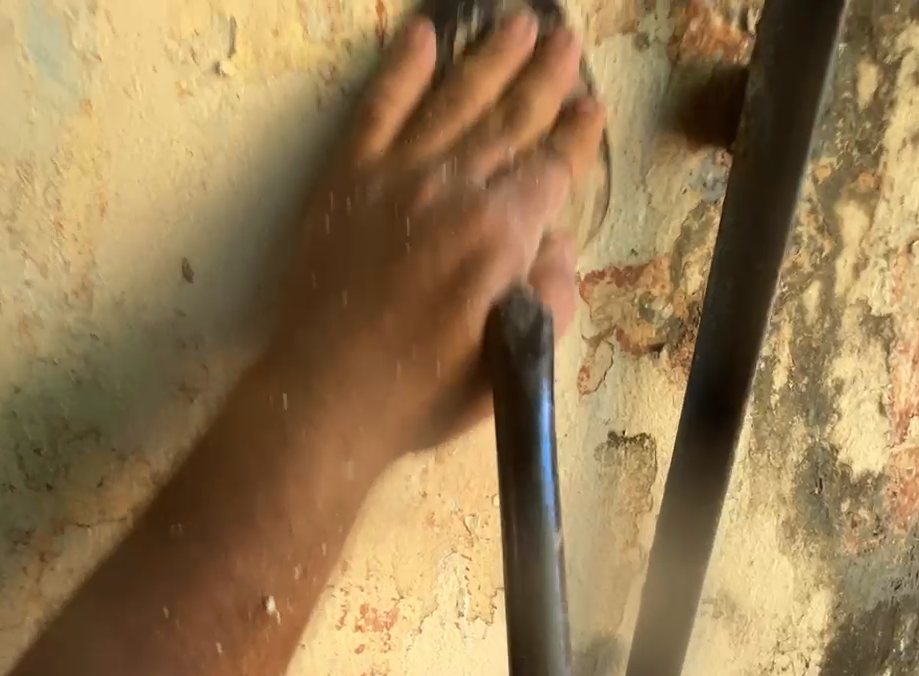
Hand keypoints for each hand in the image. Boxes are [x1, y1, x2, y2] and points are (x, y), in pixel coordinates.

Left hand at [265, 13, 605, 464]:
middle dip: (544, 81)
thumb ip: (549, 299)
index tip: (593, 111)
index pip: (551, 171)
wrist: (325, 395)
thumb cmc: (420, 394)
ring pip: (453, 101)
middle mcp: (454, 190)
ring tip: (520, 24)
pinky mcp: (345, 181)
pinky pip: (377, 110)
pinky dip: (400, 70)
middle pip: (509, 122)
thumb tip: (554, 246)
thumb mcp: (508, 364)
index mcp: (501, 235)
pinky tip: (420, 37)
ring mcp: (396, 177)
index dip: (577, 140)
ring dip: (489, 60)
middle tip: (566, 44)